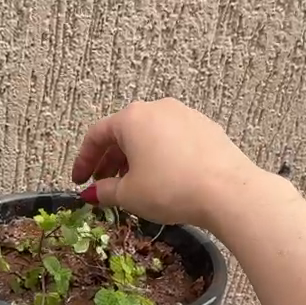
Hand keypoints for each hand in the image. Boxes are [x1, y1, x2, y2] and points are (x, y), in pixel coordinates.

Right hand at [71, 98, 285, 233]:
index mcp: (132, 119)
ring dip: (133, 158)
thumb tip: (93, 193)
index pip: (96, 136)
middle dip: (108, 160)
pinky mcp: (205, 128)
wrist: (226, 191)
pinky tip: (159, 178)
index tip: (79, 181)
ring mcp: (185, 115)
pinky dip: (158, 156)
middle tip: (102, 185)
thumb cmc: (169, 189)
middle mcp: (157, 109)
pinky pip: (171, 139)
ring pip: (148, 135)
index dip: (83, 160)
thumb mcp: (128, 195)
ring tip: (130, 184)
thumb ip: (104, 191)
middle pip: (123, 132)